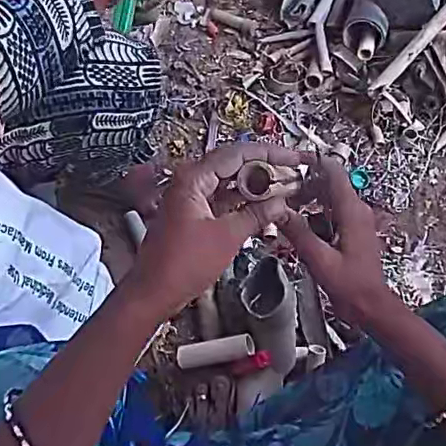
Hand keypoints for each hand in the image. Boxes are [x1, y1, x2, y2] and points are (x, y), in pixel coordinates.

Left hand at [128, 142, 305, 317]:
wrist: (154, 293)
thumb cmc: (179, 266)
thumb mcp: (227, 237)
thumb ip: (257, 215)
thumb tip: (280, 203)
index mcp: (193, 179)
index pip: (237, 153)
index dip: (269, 153)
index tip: (291, 158)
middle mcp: (190, 183)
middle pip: (234, 164)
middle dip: (264, 168)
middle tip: (291, 172)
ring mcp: (192, 198)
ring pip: (230, 182)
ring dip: (256, 185)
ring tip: (283, 188)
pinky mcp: (194, 214)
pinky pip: (224, 199)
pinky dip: (244, 201)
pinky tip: (264, 206)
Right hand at [277, 157, 398, 327]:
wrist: (371, 306)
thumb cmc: (352, 286)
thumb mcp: (319, 259)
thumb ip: (298, 233)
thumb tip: (279, 211)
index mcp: (353, 212)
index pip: (335, 172)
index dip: (314, 162)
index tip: (293, 162)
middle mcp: (358, 211)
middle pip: (329, 184)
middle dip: (305, 186)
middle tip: (282, 194)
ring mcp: (357, 220)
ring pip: (329, 199)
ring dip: (309, 202)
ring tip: (288, 213)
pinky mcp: (353, 230)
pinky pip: (333, 213)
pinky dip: (316, 216)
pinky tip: (301, 230)